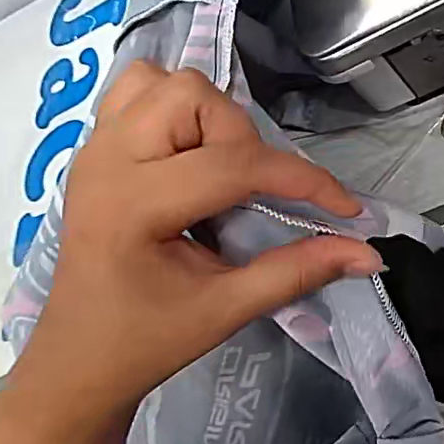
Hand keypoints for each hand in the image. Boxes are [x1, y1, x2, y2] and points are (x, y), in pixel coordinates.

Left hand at [11, 61, 383, 427]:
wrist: (76, 361)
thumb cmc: (146, 341)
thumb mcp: (227, 309)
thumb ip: (299, 271)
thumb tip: (366, 254)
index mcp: (133, 207)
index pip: (234, 166)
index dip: (302, 180)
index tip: (344, 209)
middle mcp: (107, 162)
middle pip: (192, 97)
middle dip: (243, 139)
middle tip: (255, 190)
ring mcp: (94, 148)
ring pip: (164, 81)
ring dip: (209, 114)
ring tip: (223, 164)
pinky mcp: (96, 148)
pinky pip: (137, 90)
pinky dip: (175, 105)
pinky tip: (191, 150)